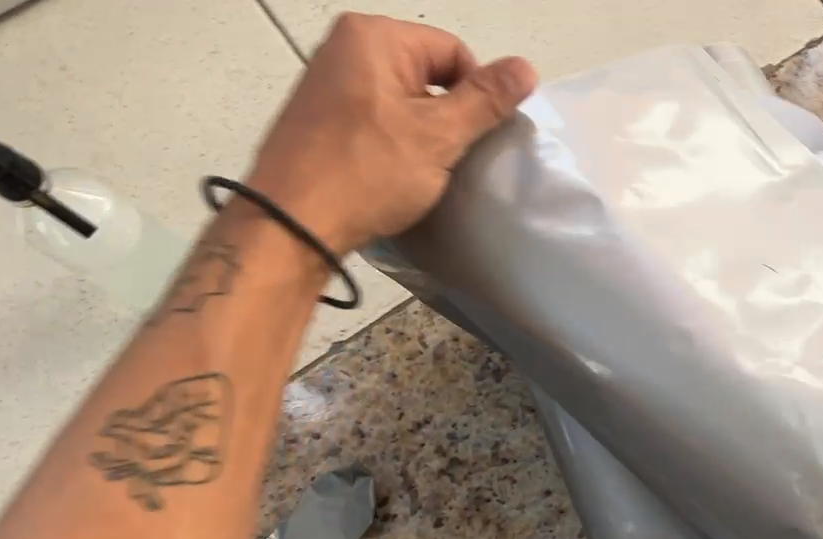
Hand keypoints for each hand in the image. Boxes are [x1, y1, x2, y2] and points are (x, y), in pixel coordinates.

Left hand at [243, 14, 537, 253]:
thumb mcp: (438, 136)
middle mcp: (346, 47)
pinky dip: (397, 145)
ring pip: (403, 101)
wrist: (296, 219)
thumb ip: (484, 101)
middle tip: (452, 160)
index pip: (453, 51)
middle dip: (448, 116)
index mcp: (374, 37)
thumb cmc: (368, 172)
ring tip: (425, 172)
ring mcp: (330, 82)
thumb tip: (526, 68)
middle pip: (427, 74)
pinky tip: (397, 176)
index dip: (476, 95)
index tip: (477, 140)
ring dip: (424, 135)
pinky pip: (378, 121)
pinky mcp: (323, 119)